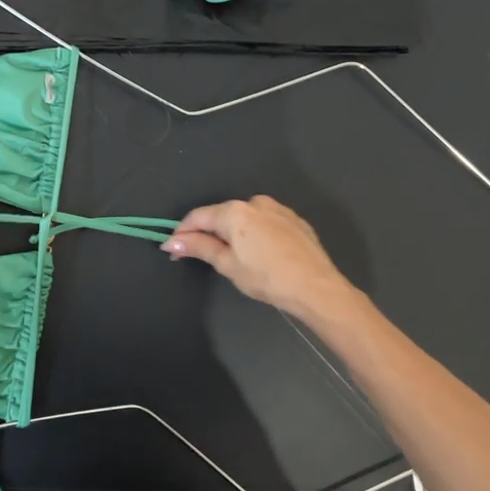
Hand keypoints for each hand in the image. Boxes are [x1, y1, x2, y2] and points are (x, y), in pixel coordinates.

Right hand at [162, 195, 360, 324]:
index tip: (173, 250)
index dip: (182, 233)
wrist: (317, 287)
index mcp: (235, 211)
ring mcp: (278, 209)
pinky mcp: (294, 220)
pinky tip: (260, 254)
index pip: (198, 217)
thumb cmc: (267, 278)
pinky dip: (255, 234)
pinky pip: (265, 222)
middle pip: (221, 215)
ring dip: (233, 233)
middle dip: (208, 233)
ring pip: (244, 218)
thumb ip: (199, 248)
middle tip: (202, 257)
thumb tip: (172, 242)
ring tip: (234, 258)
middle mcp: (255, 202)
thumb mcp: (228, 265)